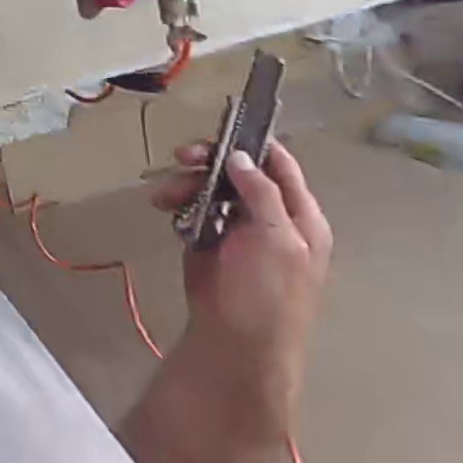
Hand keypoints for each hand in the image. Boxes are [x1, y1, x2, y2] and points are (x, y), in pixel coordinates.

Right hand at [150, 140, 331, 440]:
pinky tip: (165, 207)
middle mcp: (267, 214)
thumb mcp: (277, 242)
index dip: (255, 142)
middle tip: (183, 156)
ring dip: (184, 182)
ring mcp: (235, 225)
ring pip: (207, 185)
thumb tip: (241, 156)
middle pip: (236, 170)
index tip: (225, 123)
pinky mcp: (206, 235)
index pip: (279, 164)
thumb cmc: (268, 293)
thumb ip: (263, 195)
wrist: (236, 340)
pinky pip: (190, 204)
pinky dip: (175, 200)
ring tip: (164, 196)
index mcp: (298, 216)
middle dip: (208, 161)